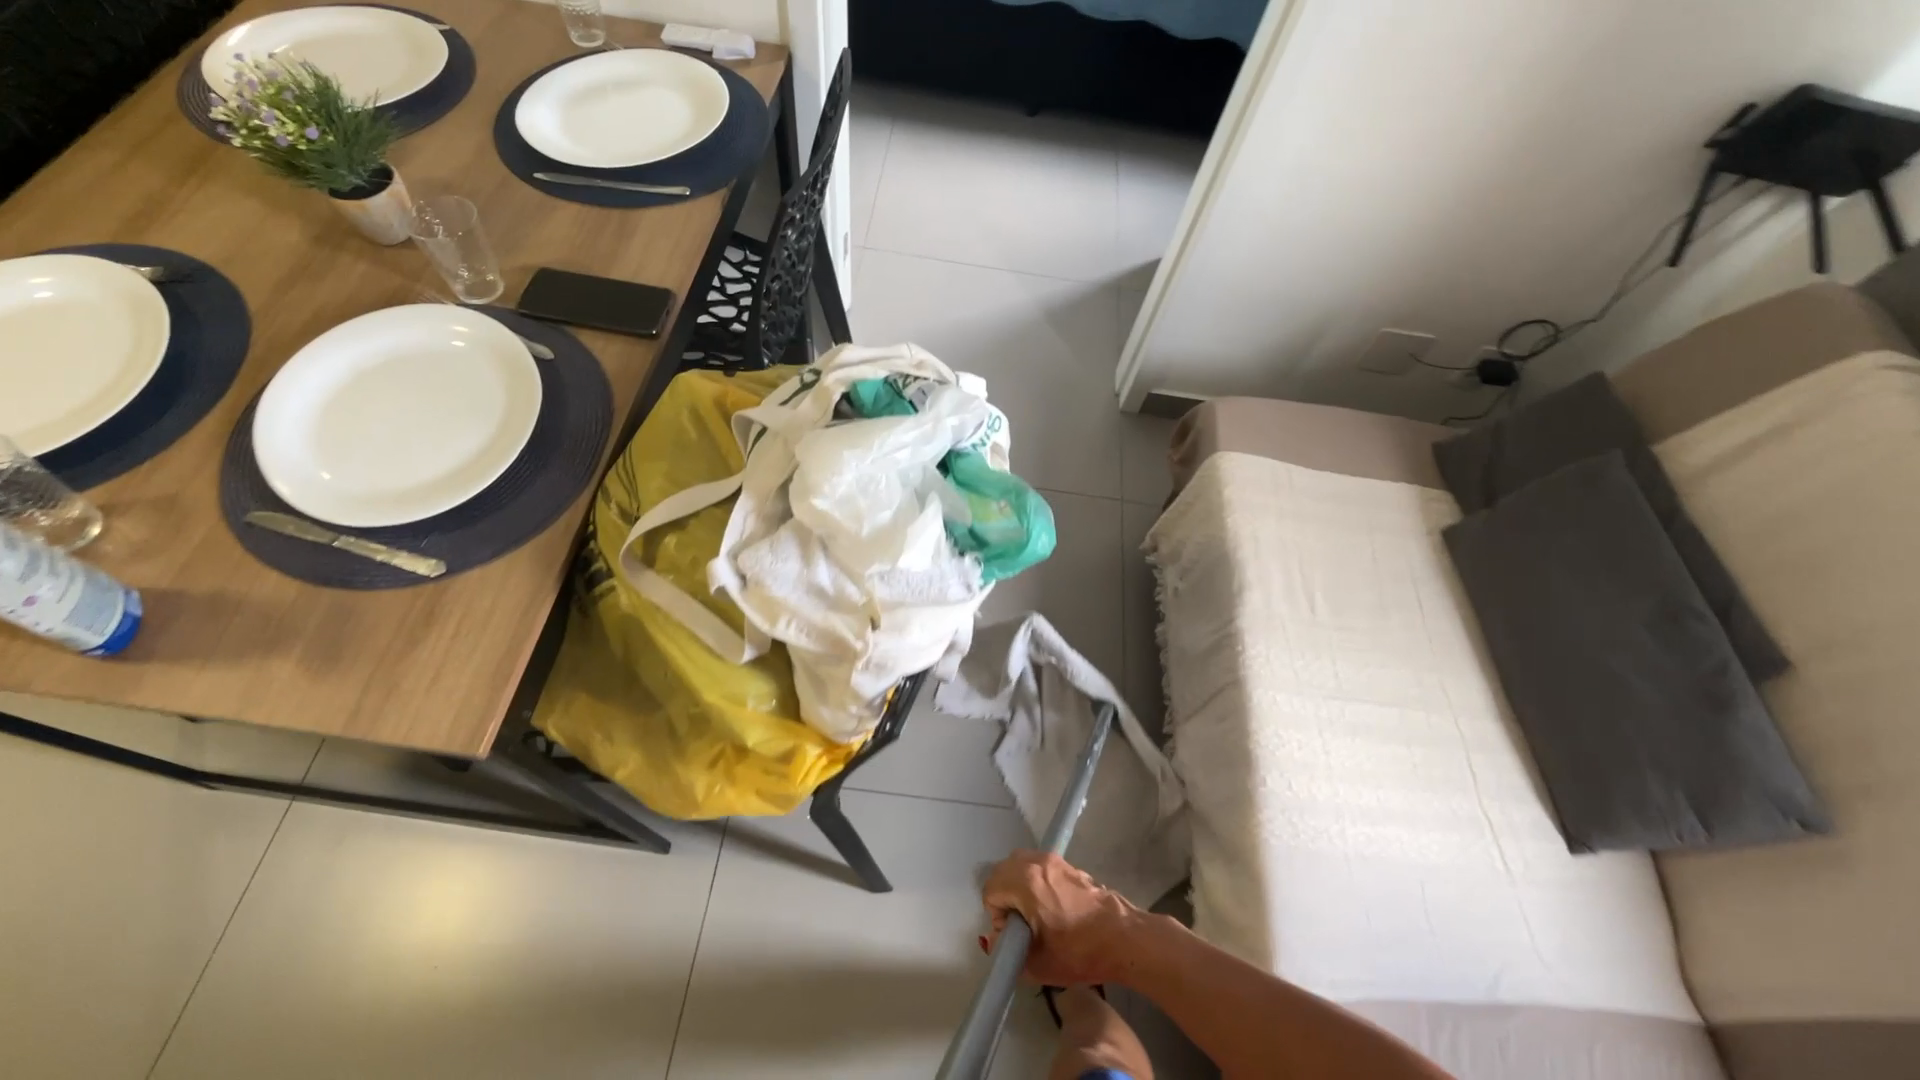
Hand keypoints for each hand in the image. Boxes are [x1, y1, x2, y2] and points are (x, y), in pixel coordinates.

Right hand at [982, 851, 1143, 985]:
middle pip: (1003, 871)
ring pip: (1021, 864)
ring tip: (1034, 914)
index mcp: (1024, 882)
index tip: (1014, 935)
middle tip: (1020, 924)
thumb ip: (1007, 954)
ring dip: (1018, 886)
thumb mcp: (1036, 964)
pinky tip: (1052, 907)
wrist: (1123, 938)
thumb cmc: (1078, 952)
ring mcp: (1055, 861)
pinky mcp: (1070, 865)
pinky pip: (1040, 867)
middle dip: (1003, 896)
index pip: (990, 890)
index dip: (996, 916)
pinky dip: (1036, 882)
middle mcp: (1036, 863)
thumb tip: (997, 943)